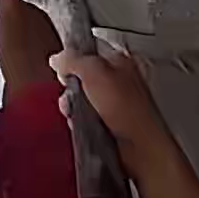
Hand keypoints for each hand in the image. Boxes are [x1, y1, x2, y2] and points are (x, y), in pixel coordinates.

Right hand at [51, 46, 167, 157]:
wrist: (142, 151)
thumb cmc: (125, 107)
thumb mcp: (92, 71)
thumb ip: (71, 58)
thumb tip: (56, 59)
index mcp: (119, 60)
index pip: (90, 46)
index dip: (73, 53)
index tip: (62, 62)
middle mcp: (119, 80)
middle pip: (83, 73)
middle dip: (70, 81)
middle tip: (69, 86)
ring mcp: (115, 103)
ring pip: (82, 96)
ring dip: (72, 102)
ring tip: (71, 108)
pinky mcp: (111, 125)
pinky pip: (86, 115)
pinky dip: (79, 118)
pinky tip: (78, 121)